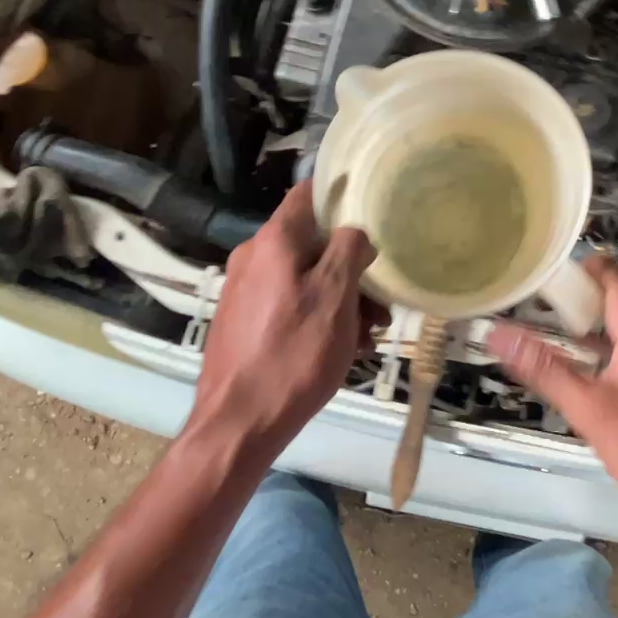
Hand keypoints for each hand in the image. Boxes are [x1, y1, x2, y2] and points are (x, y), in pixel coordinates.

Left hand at [189, 181, 379, 448]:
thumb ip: (349, 249)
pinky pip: (289, 303)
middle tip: (380, 301)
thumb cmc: (293, 354)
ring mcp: (244, 290)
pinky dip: (317, 316)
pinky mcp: (242, 322)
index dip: (342, 194)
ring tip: (368, 334)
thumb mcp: (336, 296)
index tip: (374, 208)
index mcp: (274, 240)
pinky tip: (342, 348)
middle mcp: (253, 256)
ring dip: (340, 297)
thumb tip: (354, 232)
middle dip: (351, 266)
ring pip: (304, 277)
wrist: (237, 425)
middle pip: (312, 242)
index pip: (309, 192)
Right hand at [488, 255, 617, 524]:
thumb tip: (498, 334)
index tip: (536, 290)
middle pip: (613, 287)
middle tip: (536, 316)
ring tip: (552, 338)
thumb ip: (544, 367)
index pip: (604, 268)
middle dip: (575, 297)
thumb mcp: (589, 410)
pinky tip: (587, 367)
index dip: (568, 272)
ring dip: (591, 320)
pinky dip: (611, 339)